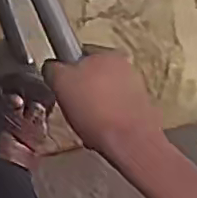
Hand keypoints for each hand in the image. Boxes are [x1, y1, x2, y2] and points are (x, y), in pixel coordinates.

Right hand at [43, 49, 164, 156]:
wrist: (130, 144)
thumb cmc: (94, 109)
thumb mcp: (59, 81)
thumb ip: (52, 67)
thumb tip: (52, 68)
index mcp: (109, 53)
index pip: (79, 53)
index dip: (65, 69)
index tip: (60, 83)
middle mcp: (128, 68)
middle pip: (92, 75)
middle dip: (80, 88)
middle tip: (69, 102)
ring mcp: (138, 90)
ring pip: (103, 94)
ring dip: (93, 105)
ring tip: (83, 120)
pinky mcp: (143, 113)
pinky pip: (115, 111)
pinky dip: (106, 119)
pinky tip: (98, 130)